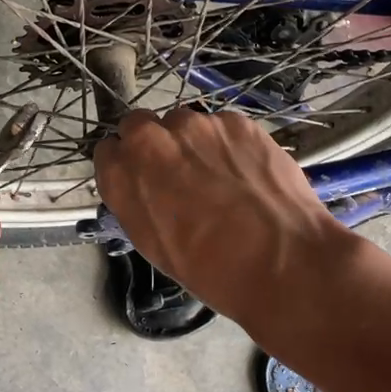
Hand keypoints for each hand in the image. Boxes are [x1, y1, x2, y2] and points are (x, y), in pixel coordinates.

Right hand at [93, 108, 356, 325]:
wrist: (282, 261)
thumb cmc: (212, 270)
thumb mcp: (154, 244)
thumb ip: (136, 201)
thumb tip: (143, 185)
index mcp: (123, 176)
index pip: (108, 149)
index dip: (127, 163)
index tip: (142, 176)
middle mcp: (151, 141)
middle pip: (139, 125)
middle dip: (153, 142)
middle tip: (178, 172)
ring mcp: (195, 125)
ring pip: (184, 122)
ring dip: (193, 142)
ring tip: (221, 176)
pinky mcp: (235, 121)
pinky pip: (222, 126)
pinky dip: (229, 143)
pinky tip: (247, 172)